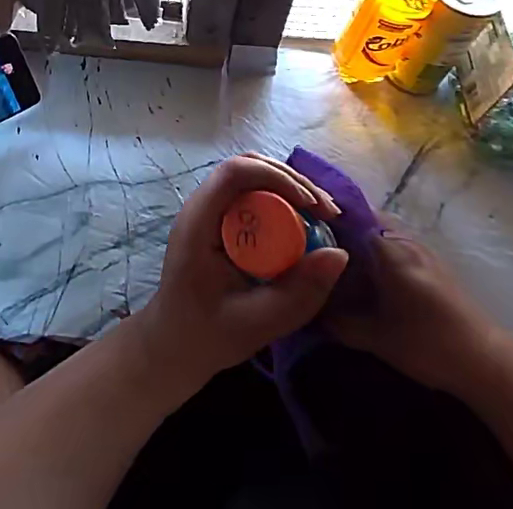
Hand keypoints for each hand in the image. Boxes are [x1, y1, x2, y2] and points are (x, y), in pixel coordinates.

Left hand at [132, 153, 347, 384]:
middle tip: (328, 212)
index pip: (235, 173)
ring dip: (290, 186)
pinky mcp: (220, 218)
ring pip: (253, 176)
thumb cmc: (206, 336)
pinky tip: (305, 221)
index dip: (277, 178)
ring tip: (323, 214)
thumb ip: (297, 294)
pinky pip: (253, 193)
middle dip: (292, 181)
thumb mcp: (256, 325)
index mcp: (198, 223)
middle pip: (248, 166)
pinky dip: (282, 199)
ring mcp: (209, 209)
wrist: (174, 346)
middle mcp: (201, 206)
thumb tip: (339, 253)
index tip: (310, 207)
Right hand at [325, 217, 502, 393]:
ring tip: (331, 261)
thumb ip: (338, 322)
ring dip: (356, 241)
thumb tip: (308, 311)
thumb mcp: (374, 337)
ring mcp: (419, 249)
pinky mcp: (429, 264)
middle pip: (361, 219)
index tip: (298, 225)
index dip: (321, 217)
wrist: (486, 361)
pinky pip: (391, 245)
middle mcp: (403, 238)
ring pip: (377, 232)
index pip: (346, 214)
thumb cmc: (427, 343)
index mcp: (387, 247)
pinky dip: (372, 252)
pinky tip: (363, 277)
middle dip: (336, 229)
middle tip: (310, 245)